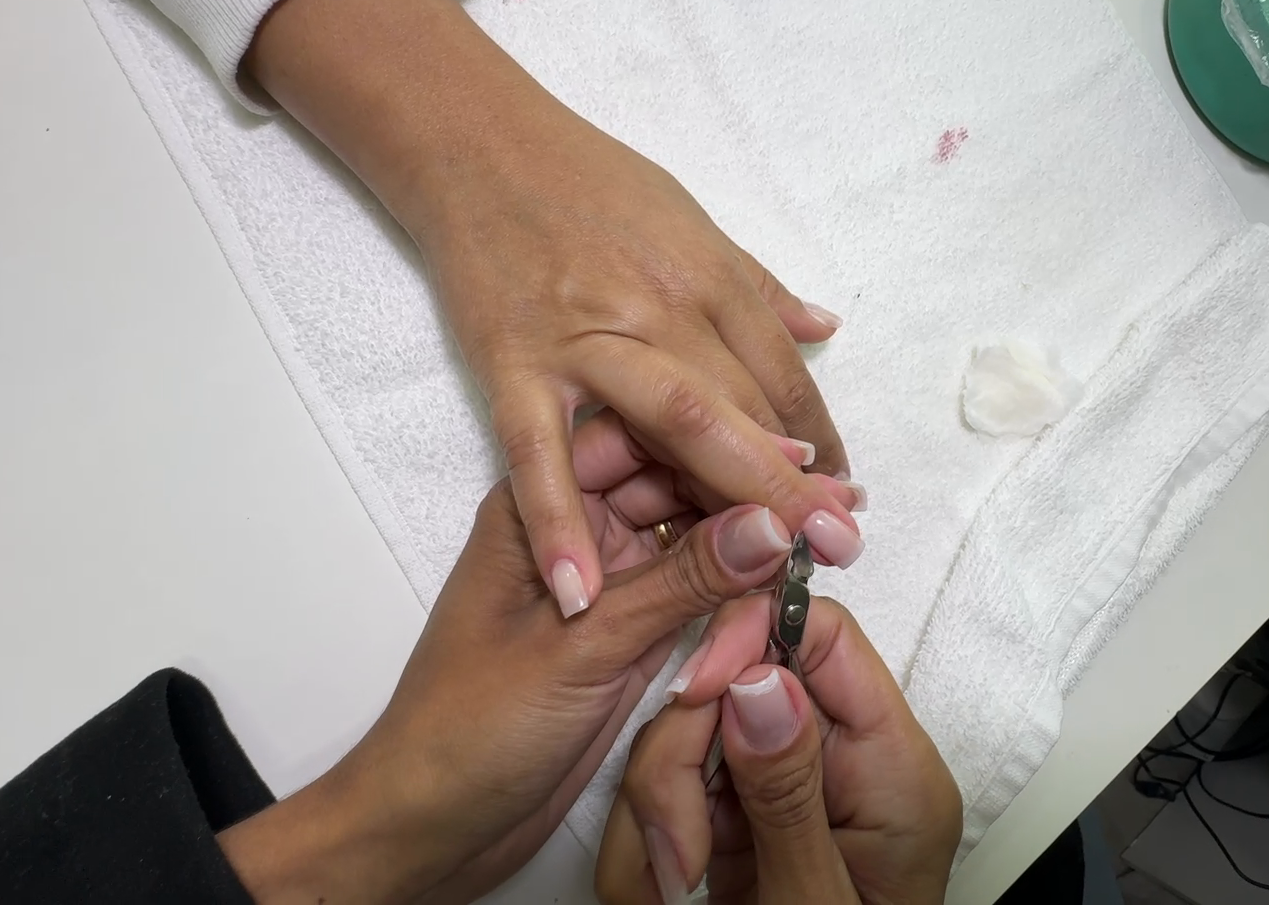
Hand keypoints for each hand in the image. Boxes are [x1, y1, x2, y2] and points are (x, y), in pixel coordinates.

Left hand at [215, 412, 858, 903]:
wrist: (434, 829)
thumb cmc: (473, 728)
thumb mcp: (583, 647)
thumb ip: (682, 581)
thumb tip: (773, 524)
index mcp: (542, 498)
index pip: (645, 439)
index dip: (721, 443)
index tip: (799, 463)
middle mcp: (581, 520)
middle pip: (681, 482)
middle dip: (752, 497)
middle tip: (833, 509)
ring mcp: (611, 570)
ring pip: (696, 531)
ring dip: (754, 542)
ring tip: (826, 544)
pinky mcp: (632, 617)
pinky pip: (696, 583)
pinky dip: (739, 586)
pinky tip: (786, 581)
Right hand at [246, 0, 861, 617]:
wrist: (483, 148)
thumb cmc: (596, 185)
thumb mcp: (693, 220)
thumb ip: (759, 285)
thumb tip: (825, 328)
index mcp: (708, 276)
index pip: (783, 373)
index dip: (821, 437)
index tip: (843, 490)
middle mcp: (662, 310)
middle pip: (747, 406)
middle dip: (799, 482)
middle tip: (842, 547)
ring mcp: (587, 341)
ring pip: (673, 424)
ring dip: (728, 496)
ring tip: (768, 570)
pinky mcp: (513, 366)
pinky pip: (540, 454)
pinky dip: (561, 521)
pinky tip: (585, 593)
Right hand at [595, 597, 961, 903]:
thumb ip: (792, 794)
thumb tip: (761, 679)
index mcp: (888, 762)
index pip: (825, 636)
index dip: (755, 633)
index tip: (698, 690)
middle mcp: (835, 755)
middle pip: (738, 679)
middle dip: (685, 753)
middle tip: (683, 852)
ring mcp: (777, 780)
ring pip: (687, 729)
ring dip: (657, 808)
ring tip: (676, 891)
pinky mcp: (731, 808)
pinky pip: (664, 782)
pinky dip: (647, 835)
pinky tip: (667, 892)